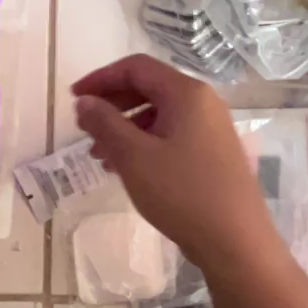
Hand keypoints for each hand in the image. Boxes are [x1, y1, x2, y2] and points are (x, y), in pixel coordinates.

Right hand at [72, 54, 269, 260]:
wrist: (234, 239)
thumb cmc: (181, 193)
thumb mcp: (133, 156)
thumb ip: (104, 123)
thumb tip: (84, 101)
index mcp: (186, 94)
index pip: (136, 68)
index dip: (100, 78)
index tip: (73, 98)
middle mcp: (202, 103)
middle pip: (148, 88)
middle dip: (111, 104)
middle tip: (83, 126)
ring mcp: (210, 129)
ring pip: (158, 115)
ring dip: (124, 128)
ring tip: (98, 155)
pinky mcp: (211, 154)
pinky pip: (170, 136)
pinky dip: (142, 143)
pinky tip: (125, 168)